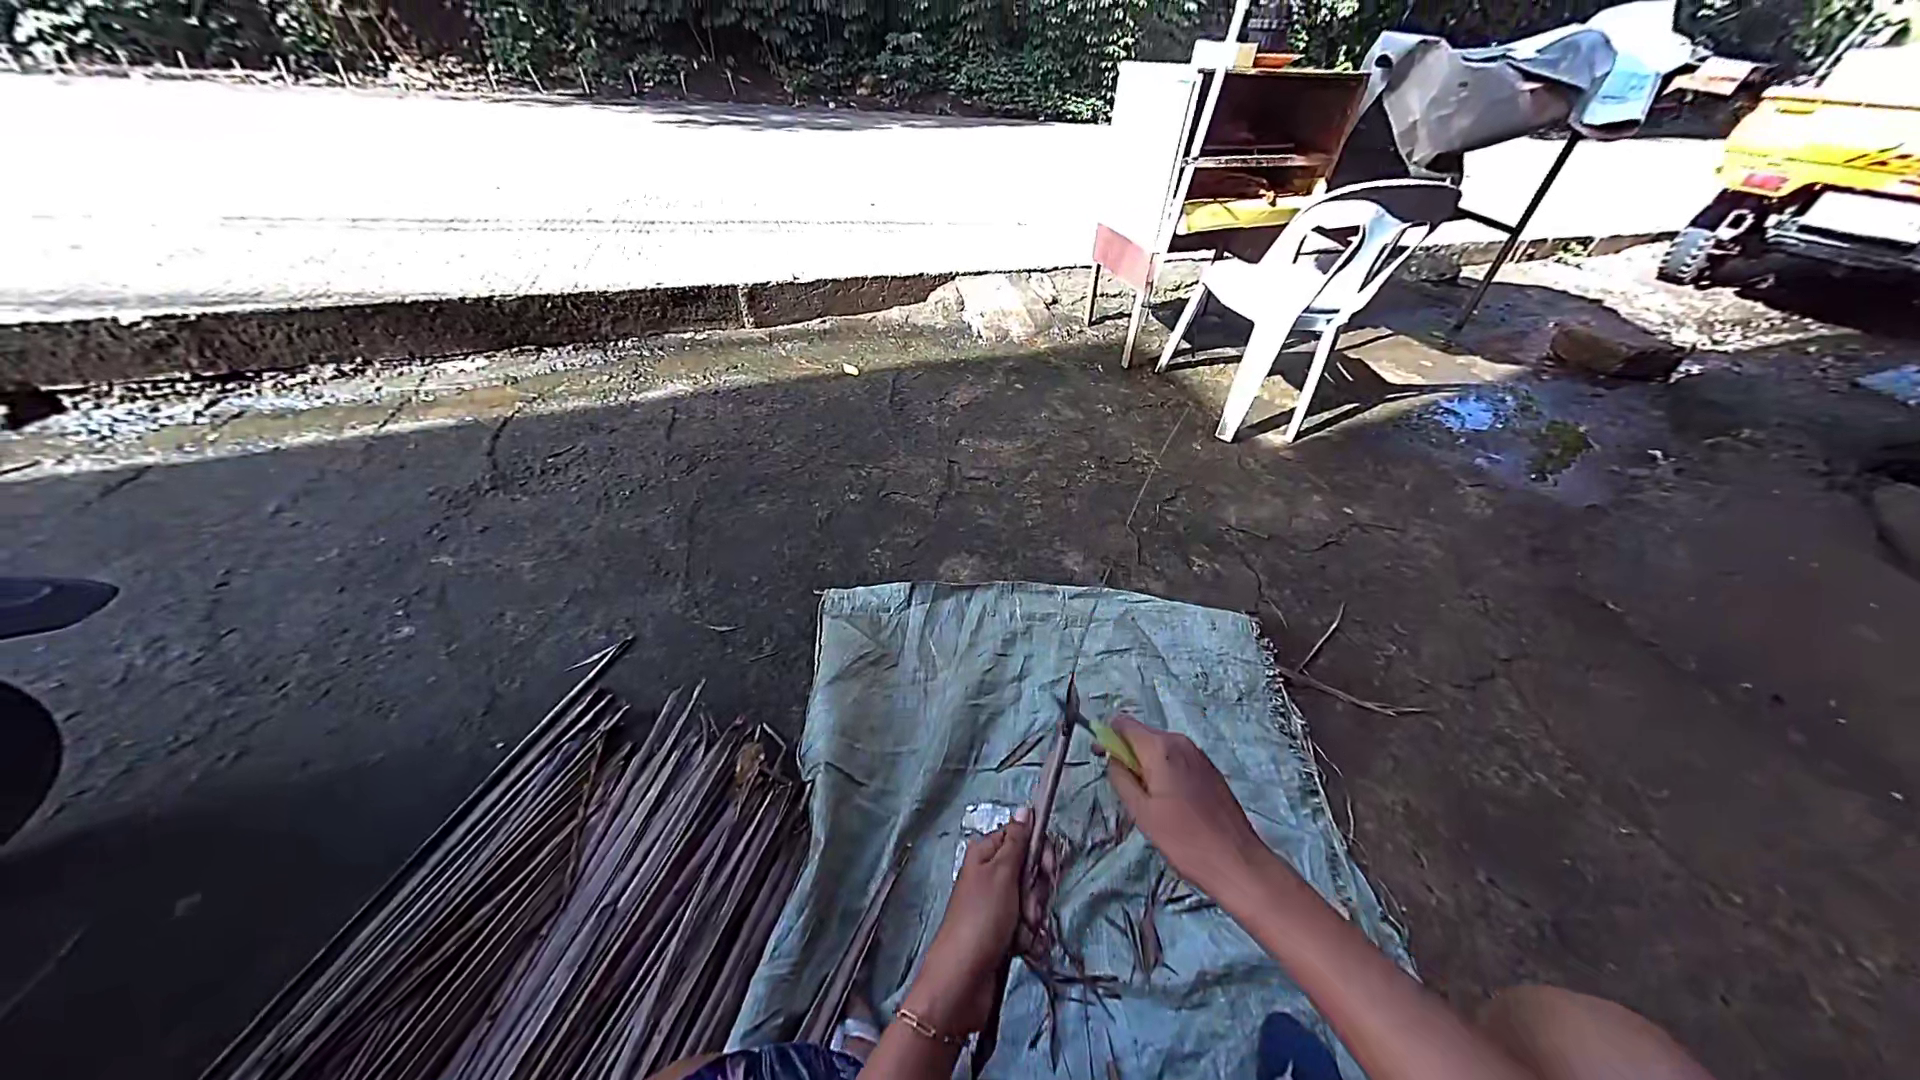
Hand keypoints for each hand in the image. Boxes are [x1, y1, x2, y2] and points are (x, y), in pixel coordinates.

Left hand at [901, 808, 1031, 1035]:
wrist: (964, 978)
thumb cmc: (981, 918)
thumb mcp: (1001, 873)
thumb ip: (1017, 840)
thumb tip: (1024, 808)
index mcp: (986, 853)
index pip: (1023, 838)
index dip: (1040, 853)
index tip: (1046, 870)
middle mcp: (992, 874)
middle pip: (1031, 869)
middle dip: (1037, 891)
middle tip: (1028, 908)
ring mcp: (998, 904)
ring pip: (1033, 899)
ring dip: (1034, 916)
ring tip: (1021, 932)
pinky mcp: (1003, 930)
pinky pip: (1028, 924)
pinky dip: (1029, 936)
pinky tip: (1021, 946)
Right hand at [1103, 714, 1273, 903]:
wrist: (1237, 862)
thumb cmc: (1184, 839)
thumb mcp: (1141, 811)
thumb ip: (1120, 777)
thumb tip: (1112, 758)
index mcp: (1160, 748)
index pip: (1122, 723)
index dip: (1107, 737)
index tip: (1104, 761)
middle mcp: (1180, 742)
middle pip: (1142, 735)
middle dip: (1128, 755)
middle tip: (1128, 791)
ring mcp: (1198, 754)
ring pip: (1159, 748)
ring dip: (1147, 765)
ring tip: (1152, 802)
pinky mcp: (1209, 768)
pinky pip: (1176, 759)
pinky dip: (1165, 771)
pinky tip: (1172, 803)